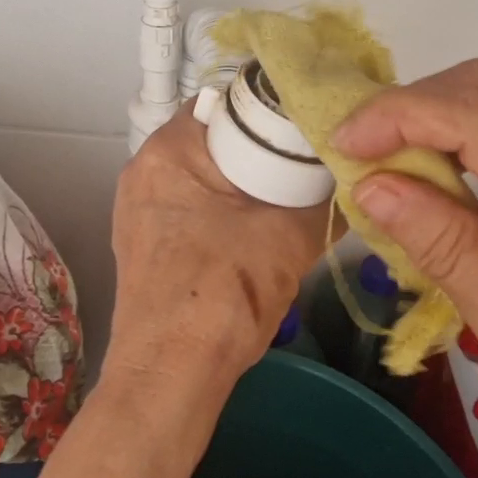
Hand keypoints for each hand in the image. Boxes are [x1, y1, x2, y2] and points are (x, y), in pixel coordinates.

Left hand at [18, 104, 330, 477]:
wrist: (170, 374)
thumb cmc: (223, 293)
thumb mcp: (289, 235)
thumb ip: (318, 194)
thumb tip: (341, 173)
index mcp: (167, 150)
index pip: (223, 103)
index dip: (268, 111)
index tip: (305, 128)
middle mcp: (142, 168)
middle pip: (212, 140)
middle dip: (258, 154)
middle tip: (304, 168)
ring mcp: (136, 208)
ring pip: (202, 177)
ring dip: (241, 187)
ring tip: (286, 203)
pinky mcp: (141, 242)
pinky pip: (189, 208)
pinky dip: (222, 213)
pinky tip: (254, 237)